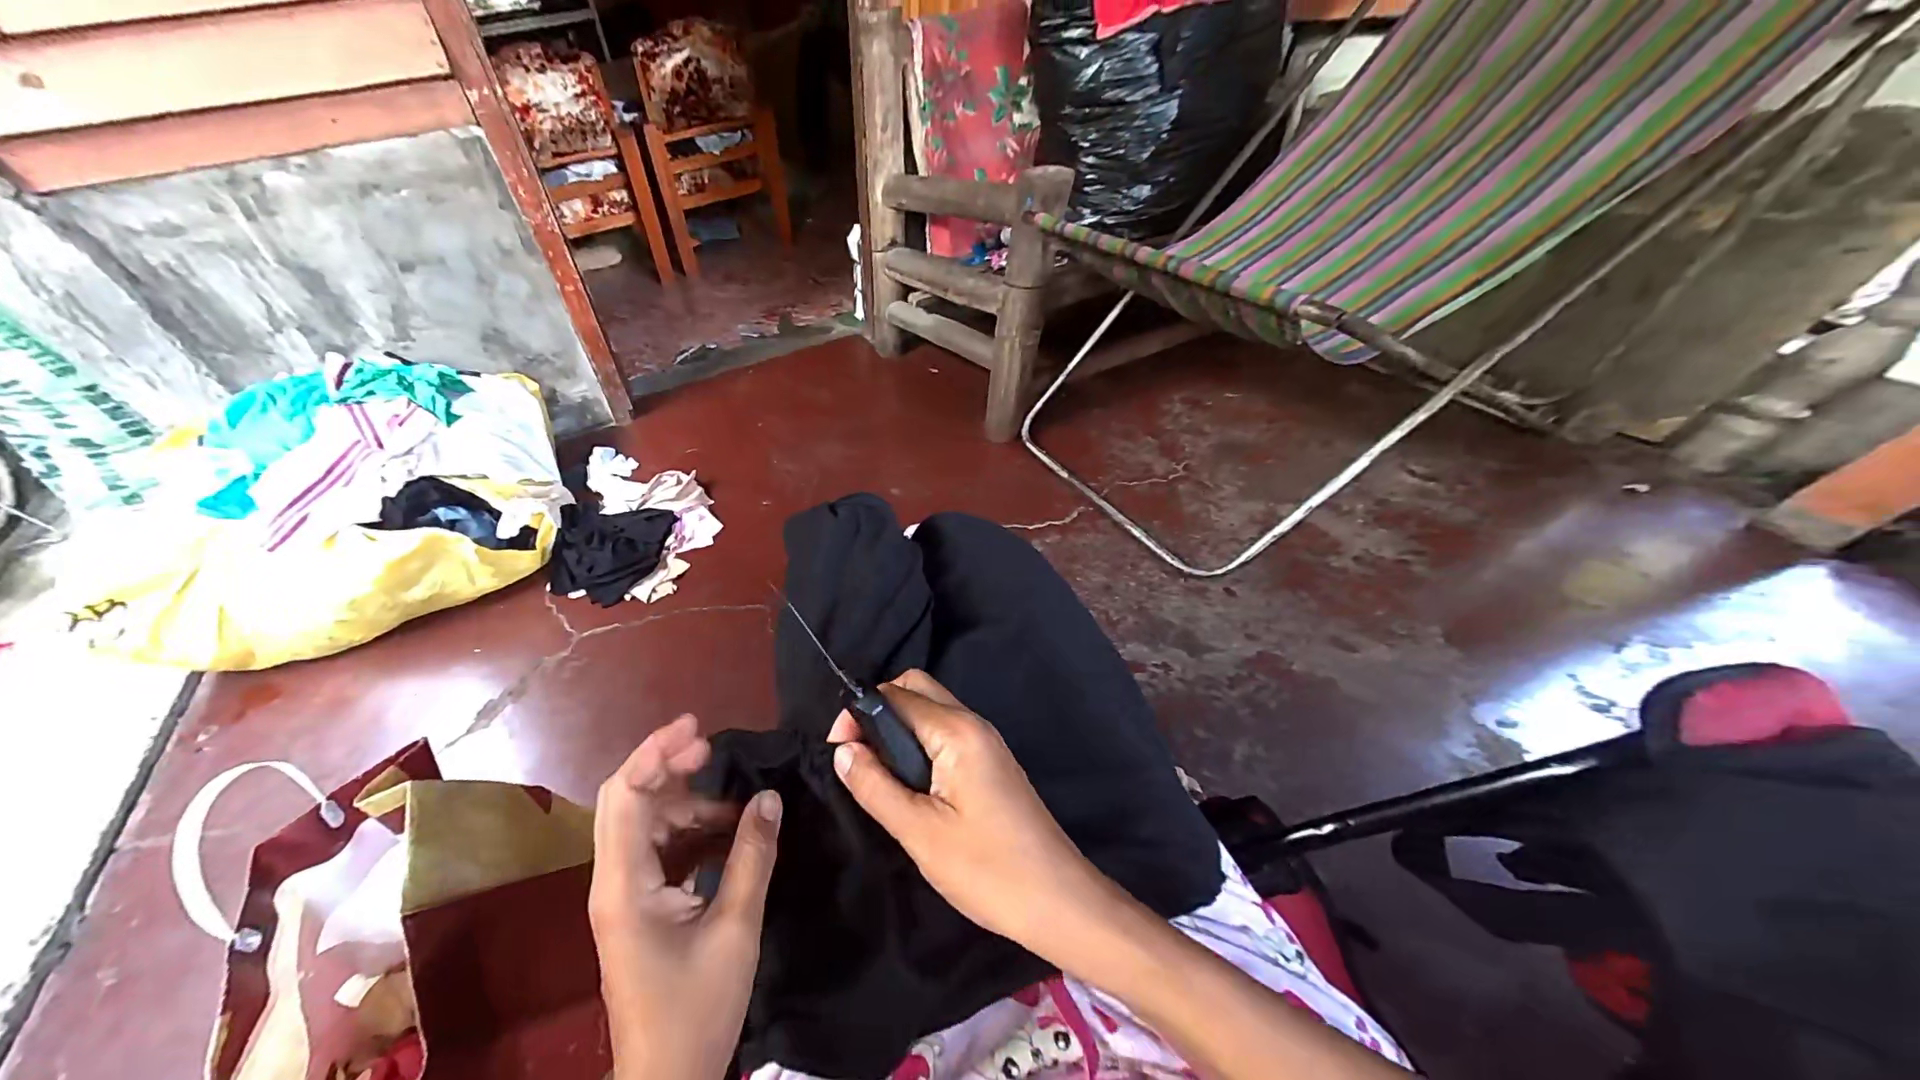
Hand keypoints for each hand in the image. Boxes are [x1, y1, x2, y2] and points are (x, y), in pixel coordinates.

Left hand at [589, 715, 781, 1079]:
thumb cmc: (697, 1009)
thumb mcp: (735, 927)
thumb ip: (751, 855)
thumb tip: (769, 798)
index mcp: (624, 884)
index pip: (627, 796)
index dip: (656, 752)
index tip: (698, 727)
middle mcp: (614, 880)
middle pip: (631, 800)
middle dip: (671, 767)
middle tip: (718, 751)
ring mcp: (625, 893)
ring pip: (649, 822)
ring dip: (691, 803)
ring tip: (740, 804)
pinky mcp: (640, 904)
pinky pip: (663, 848)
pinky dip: (694, 831)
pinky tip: (731, 833)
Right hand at [827, 670, 1108, 951]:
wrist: (1057, 899)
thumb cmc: (987, 869)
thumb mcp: (919, 832)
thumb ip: (875, 786)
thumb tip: (843, 750)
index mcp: (957, 732)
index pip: (896, 694)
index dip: (859, 713)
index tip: (837, 750)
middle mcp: (974, 724)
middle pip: (916, 689)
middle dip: (879, 709)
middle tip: (857, 757)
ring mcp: (986, 742)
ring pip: (931, 711)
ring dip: (898, 729)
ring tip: (877, 775)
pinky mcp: (990, 762)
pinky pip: (946, 733)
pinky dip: (919, 743)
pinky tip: (908, 784)